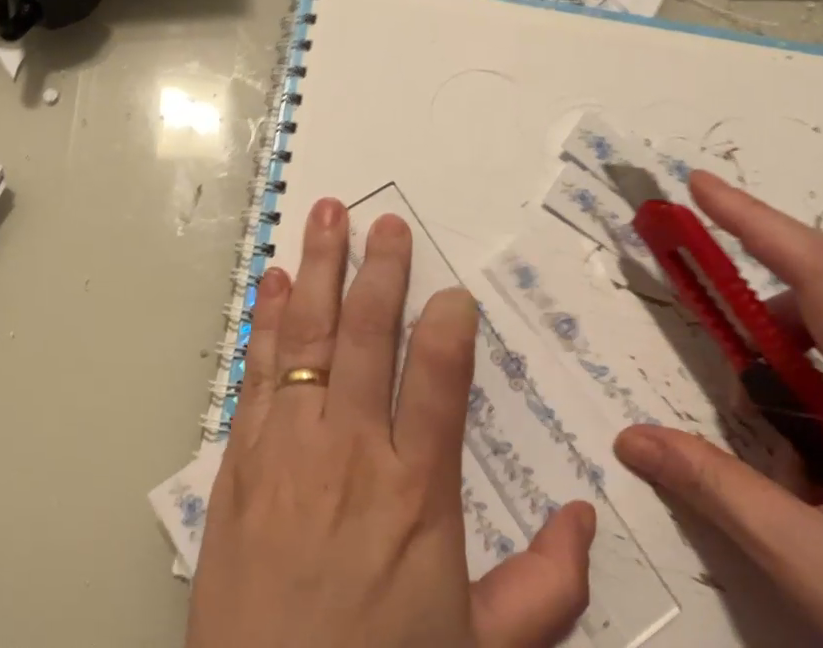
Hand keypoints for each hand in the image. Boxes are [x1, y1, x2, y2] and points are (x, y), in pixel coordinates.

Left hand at [187, 199, 595, 647]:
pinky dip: (265, 321)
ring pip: (306, 339)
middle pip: (366, 339)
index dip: (445, 325)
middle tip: (384, 222)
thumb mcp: (480, 647)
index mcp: (416, 491)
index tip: (451, 290)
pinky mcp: (240, 461)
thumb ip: (543, 588)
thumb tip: (583, 518)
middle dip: (378, 272)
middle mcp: (350, 452)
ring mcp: (287, 449)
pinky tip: (273, 283)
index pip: (437, 380)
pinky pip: (257, 373)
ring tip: (323, 217)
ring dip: (317, 271)